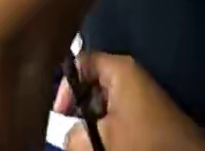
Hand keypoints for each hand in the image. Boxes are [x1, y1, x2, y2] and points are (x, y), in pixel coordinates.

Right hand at [56, 53, 204, 150]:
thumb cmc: (145, 141)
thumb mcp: (104, 140)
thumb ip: (77, 137)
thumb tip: (69, 137)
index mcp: (118, 69)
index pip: (82, 61)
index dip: (66, 84)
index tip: (59, 113)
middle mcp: (127, 74)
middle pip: (91, 83)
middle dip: (79, 109)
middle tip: (72, 133)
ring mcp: (137, 94)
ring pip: (102, 103)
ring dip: (92, 123)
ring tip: (88, 142)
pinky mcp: (145, 114)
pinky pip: (116, 115)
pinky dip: (107, 129)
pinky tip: (105, 144)